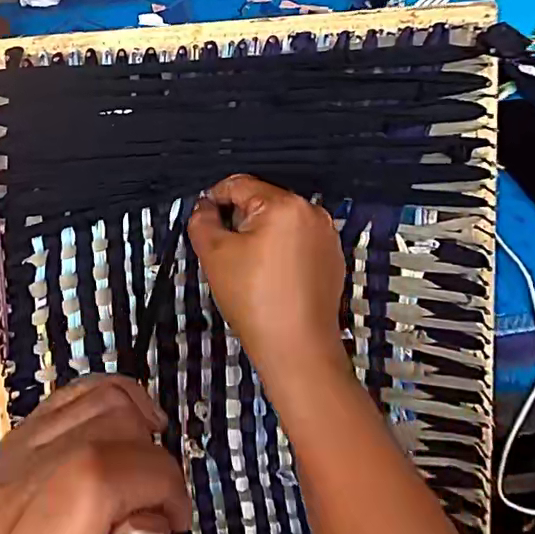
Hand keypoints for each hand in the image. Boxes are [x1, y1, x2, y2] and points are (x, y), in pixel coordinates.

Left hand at [0, 375, 191, 533]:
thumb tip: (150, 517)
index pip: (94, 478)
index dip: (155, 482)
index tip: (177, 522)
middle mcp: (1, 502)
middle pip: (101, 429)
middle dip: (155, 460)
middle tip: (163, 513)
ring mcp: (5, 462)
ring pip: (97, 400)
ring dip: (141, 431)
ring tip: (146, 482)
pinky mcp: (15, 443)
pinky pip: (77, 393)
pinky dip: (117, 403)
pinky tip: (131, 439)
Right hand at [187, 175, 347, 381]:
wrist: (297, 349)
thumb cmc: (256, 301)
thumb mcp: (215, 254)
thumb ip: (202, 220)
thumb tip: (204, 207)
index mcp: (285, 205)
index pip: (239, 184)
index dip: (214, 199)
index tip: (203, 218)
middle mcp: (312, 213)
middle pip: (261, 201)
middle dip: (239, 221)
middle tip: (225, 252)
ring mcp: (326, 236)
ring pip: (279, 222)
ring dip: (259, 236)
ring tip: (248, 270)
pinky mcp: (332, 258)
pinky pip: (297, 241)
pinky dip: (280, 252)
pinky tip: (269, 279)